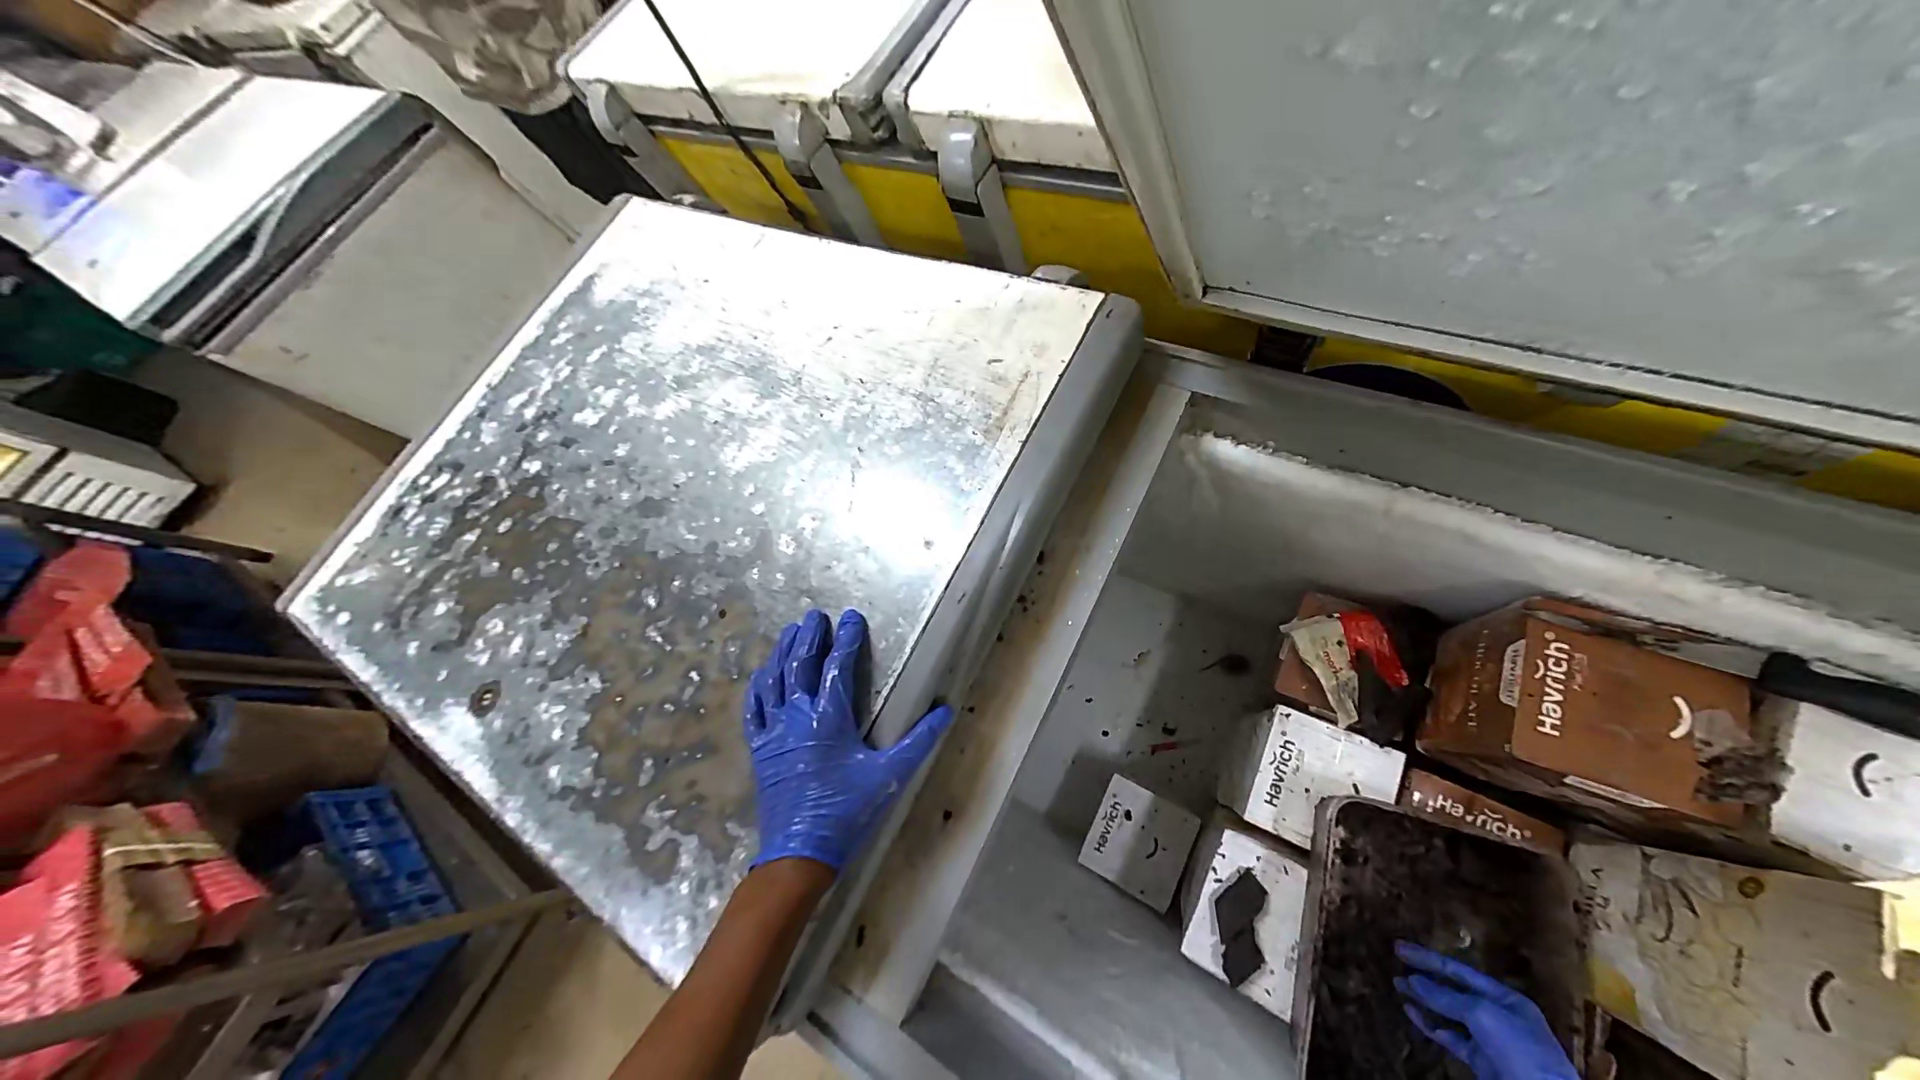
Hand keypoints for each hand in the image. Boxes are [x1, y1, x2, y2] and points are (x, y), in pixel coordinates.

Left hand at [744, 609, 953, 870]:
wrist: (799, 850)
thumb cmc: (847, 811)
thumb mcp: (889, 775)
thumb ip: (918, 740)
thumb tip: (945, 710)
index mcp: (829, 718)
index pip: (838, 666)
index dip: (846, 639)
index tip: (851, 617)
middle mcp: (797, 716)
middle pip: (801, 664)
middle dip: (809, 637)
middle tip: (815, 616)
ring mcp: (774, 731)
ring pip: (775, 680)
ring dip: (783, 652)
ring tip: (791, 632)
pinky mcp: (760, 748)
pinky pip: (754, 708)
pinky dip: (758, 686)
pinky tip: (762, 674)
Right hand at [1395, 942, 1579, 1079]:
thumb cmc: (1518, 1048)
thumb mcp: (1482, 1014)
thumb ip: (1446, 996)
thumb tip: (1411, 979)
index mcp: (1505, 998)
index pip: (1459, 970)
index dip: (1428, 957)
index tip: (1399, 946)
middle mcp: (1497, 1015)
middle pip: (1453, 989)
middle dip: (1424, 975)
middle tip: (1395, 961)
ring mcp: (1489, 1039)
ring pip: (1448, 1012)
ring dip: (1423, 999)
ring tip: (1397, 984)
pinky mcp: (1480, 1060)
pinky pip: (1449, 1036)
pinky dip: (1429, 1024)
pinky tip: (1410, 1012)